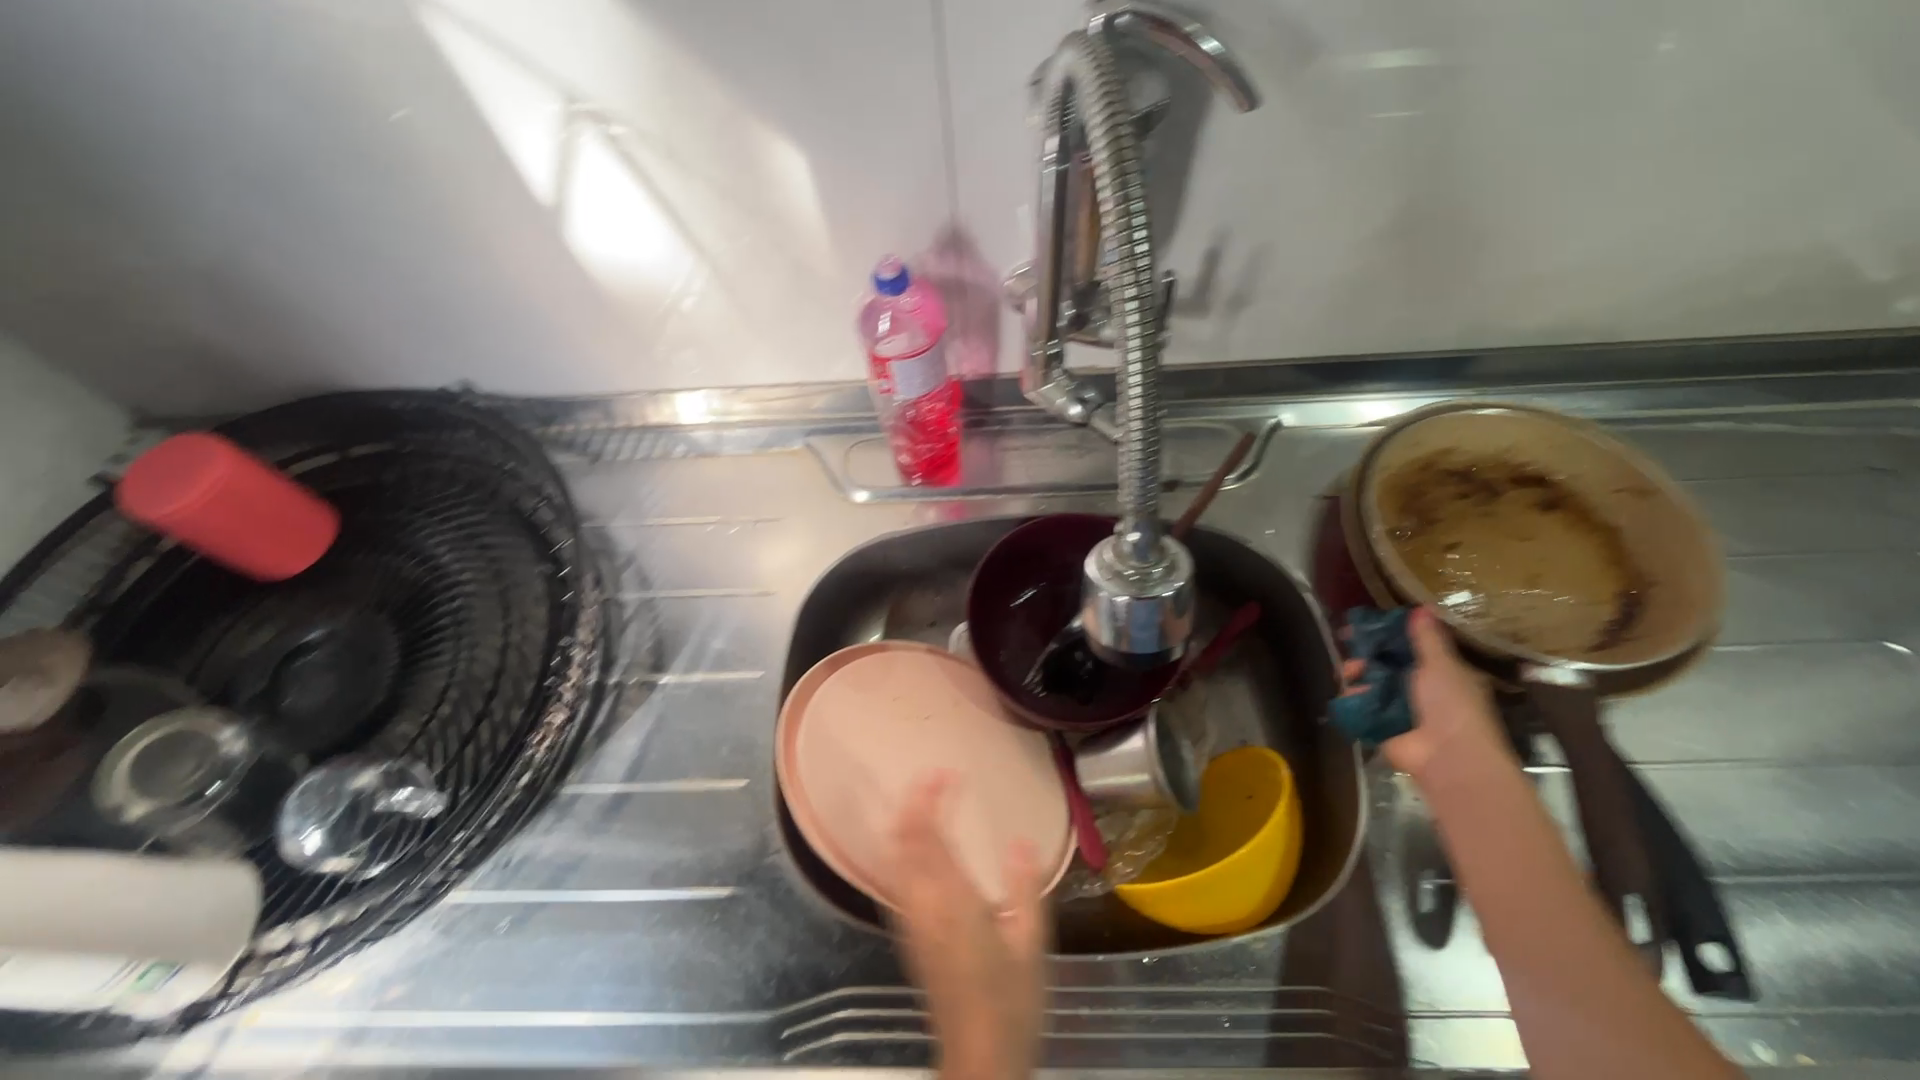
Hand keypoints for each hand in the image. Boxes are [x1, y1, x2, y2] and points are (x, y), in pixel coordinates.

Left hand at [891, 773, 1047, 1079]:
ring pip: (890, 859)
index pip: (928, 835)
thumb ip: (1025, 887)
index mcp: (954, 901)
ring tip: (918, 800)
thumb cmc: (1013, 1001)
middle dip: (907, 802)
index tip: (944, 772)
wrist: (979, 1056)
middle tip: (927, 777)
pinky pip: (893, 880)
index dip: (928, 797)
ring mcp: (909, 922)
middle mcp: (922, 906)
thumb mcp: (1032, 942)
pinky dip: (897, 850)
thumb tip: (1021, 841)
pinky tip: (910, 845)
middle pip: (900, 841)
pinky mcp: (907, 938)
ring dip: (898, 823)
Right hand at [1342, 607, 1511, 781]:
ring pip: (1372, 686)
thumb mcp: (1442, 664)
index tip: (1362, 626)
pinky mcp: (1384, 729)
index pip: (1409, 646)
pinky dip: (1354, 701)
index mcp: (1442, 672)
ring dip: (1358, 677)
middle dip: (1366, 656)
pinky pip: (1364, 709)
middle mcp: (1421, 689)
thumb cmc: (1452, 705)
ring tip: (1348, 674)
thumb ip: (1427, 638)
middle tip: (1348, 648)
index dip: (1385, 634)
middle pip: (1386, 665)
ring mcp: (1402, 711)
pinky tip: (1348, 694)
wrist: (1449, 758)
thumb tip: (1423, 607)